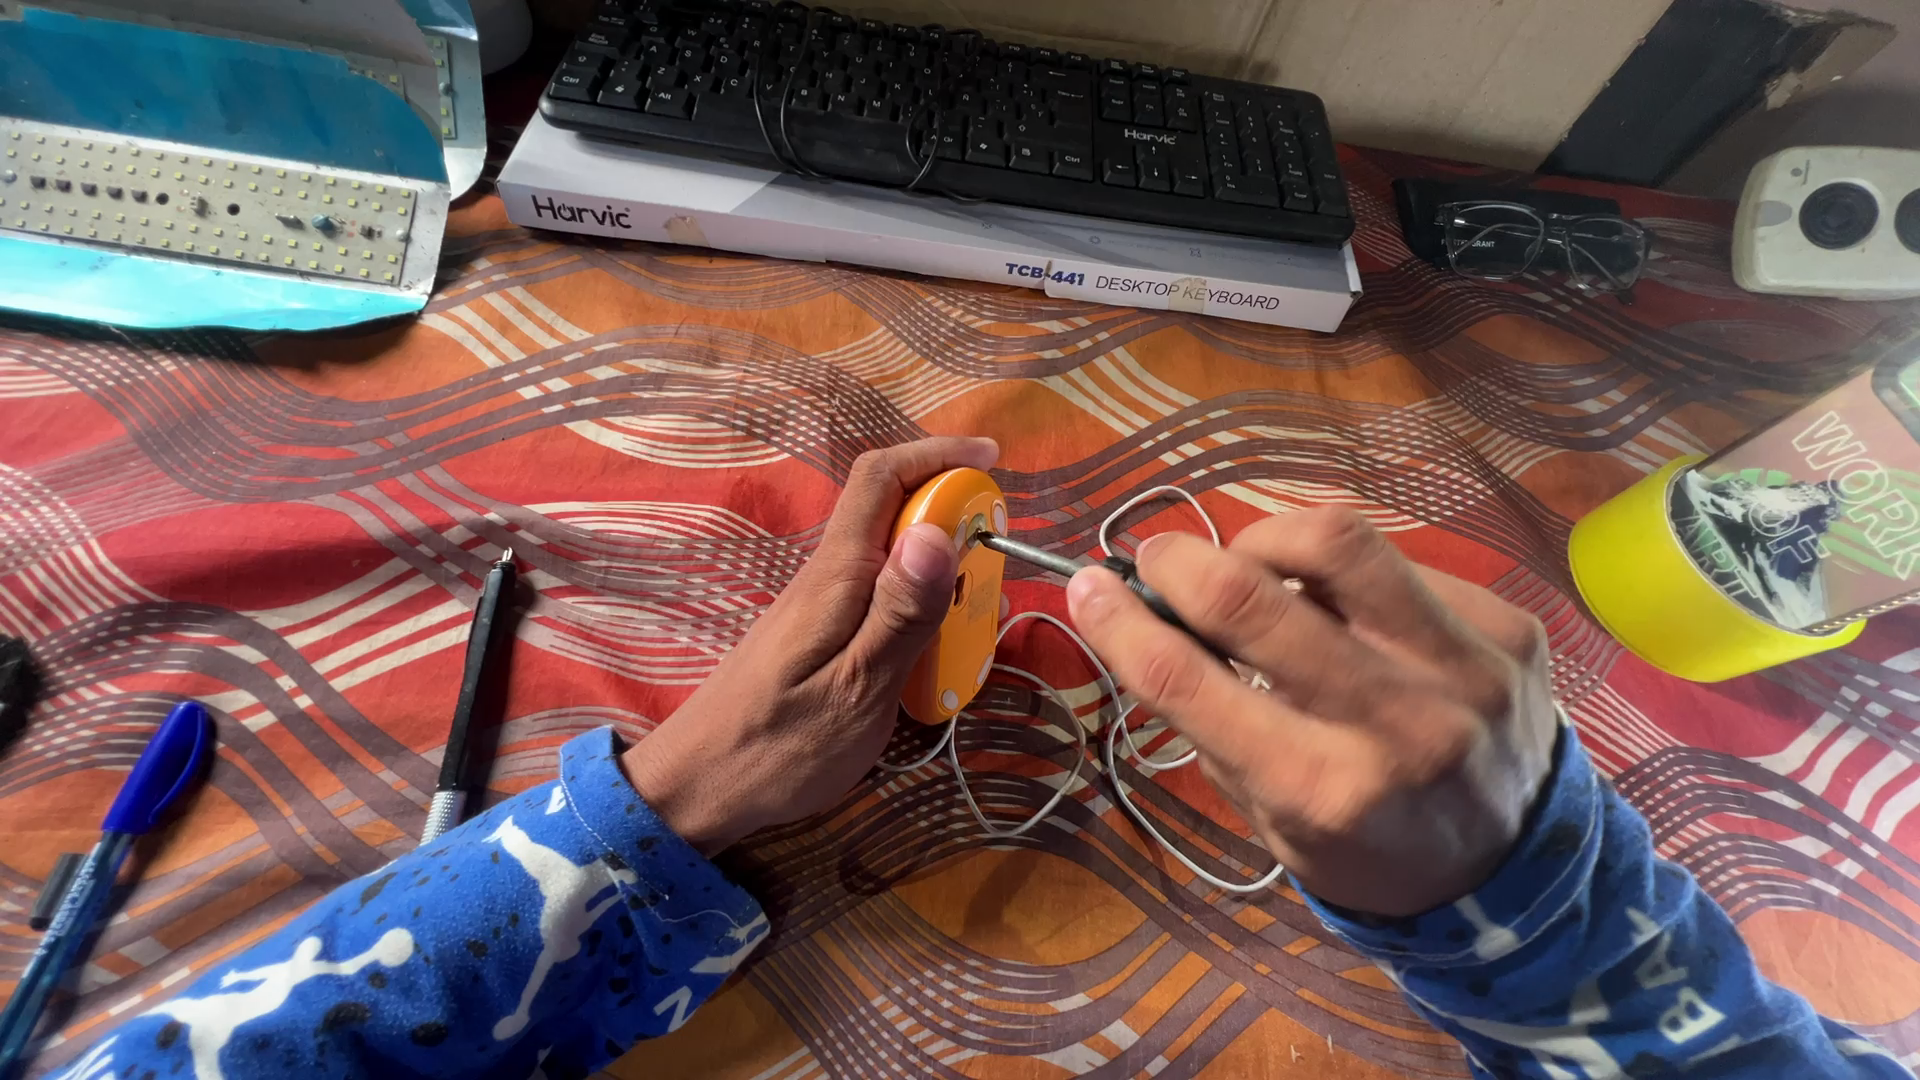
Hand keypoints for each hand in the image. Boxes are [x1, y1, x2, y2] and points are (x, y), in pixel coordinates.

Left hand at [620, 437, 997, 853]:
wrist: (697, 788)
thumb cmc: (780, 747)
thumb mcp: (856, 688)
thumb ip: (900, 613)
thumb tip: (937, 533)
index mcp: (837, 573)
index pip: (881, 477)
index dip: (937, 453)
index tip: (991, 459)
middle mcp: (828, 573)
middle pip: (891, 509)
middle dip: (952, 511)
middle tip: (998, 554)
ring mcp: (822, 602)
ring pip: (891, 553)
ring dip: (942, 562)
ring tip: (980, 605)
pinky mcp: (822, 630)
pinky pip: (881, 593)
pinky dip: (922, 600)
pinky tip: (939, 643)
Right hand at [1066, 508, 1557, 915]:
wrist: (1516, 872)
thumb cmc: (1357, 845)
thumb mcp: (1261, 807)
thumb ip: (1203, 710)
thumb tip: (1141, 612)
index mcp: (1317, 788)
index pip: (1182, 679)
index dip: (1117, 621)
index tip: (1088, 585)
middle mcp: (1395, 723)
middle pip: (1249, 598)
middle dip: (1176, 561)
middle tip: (1157, 558)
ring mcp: (1464, 665)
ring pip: (1334, 540)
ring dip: (1260, 538)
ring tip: (1247, 561)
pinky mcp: (1506, 625)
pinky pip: (1391, 559)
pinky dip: (1335, 570)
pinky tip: (1335, 603)